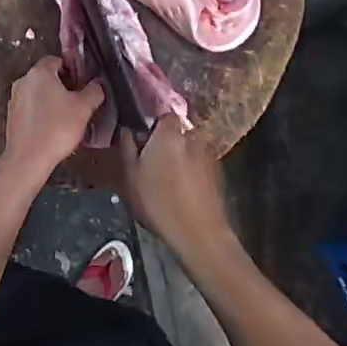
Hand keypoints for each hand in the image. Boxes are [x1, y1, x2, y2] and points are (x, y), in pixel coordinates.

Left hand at [1, 57, 103, 181]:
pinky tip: (53, 128)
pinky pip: (31, 108)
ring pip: (39, 93)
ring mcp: (14, 99)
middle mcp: (23, 81)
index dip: (73, 69)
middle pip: (47, 76)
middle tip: (80, 100)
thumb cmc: (58, 127)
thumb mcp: (84, 108)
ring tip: (68, 116)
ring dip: (52, 100)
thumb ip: (94, 91)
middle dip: (64, 85)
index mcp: (40, 73)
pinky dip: (42, 112)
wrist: (28, 158)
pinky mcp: (11, 117)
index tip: (84, 83)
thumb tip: (97, 84)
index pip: (57, 60)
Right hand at [119, 119, 234, 257]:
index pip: (163, 114)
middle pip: (177, 131)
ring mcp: (208, 152)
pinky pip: (199, 160)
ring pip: (189, 146)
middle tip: (152, 163)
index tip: (143, 142)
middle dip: (166, 142)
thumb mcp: (131, 179)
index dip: (153, 126)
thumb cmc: (159, 204)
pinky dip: (192, 168)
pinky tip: (184, 187)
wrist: (199, 231)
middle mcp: (192, 136)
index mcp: (169, 133)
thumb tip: (128, 131)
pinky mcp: (218, 168)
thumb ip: (128, 149)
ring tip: (169, 178)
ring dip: (180, 155)